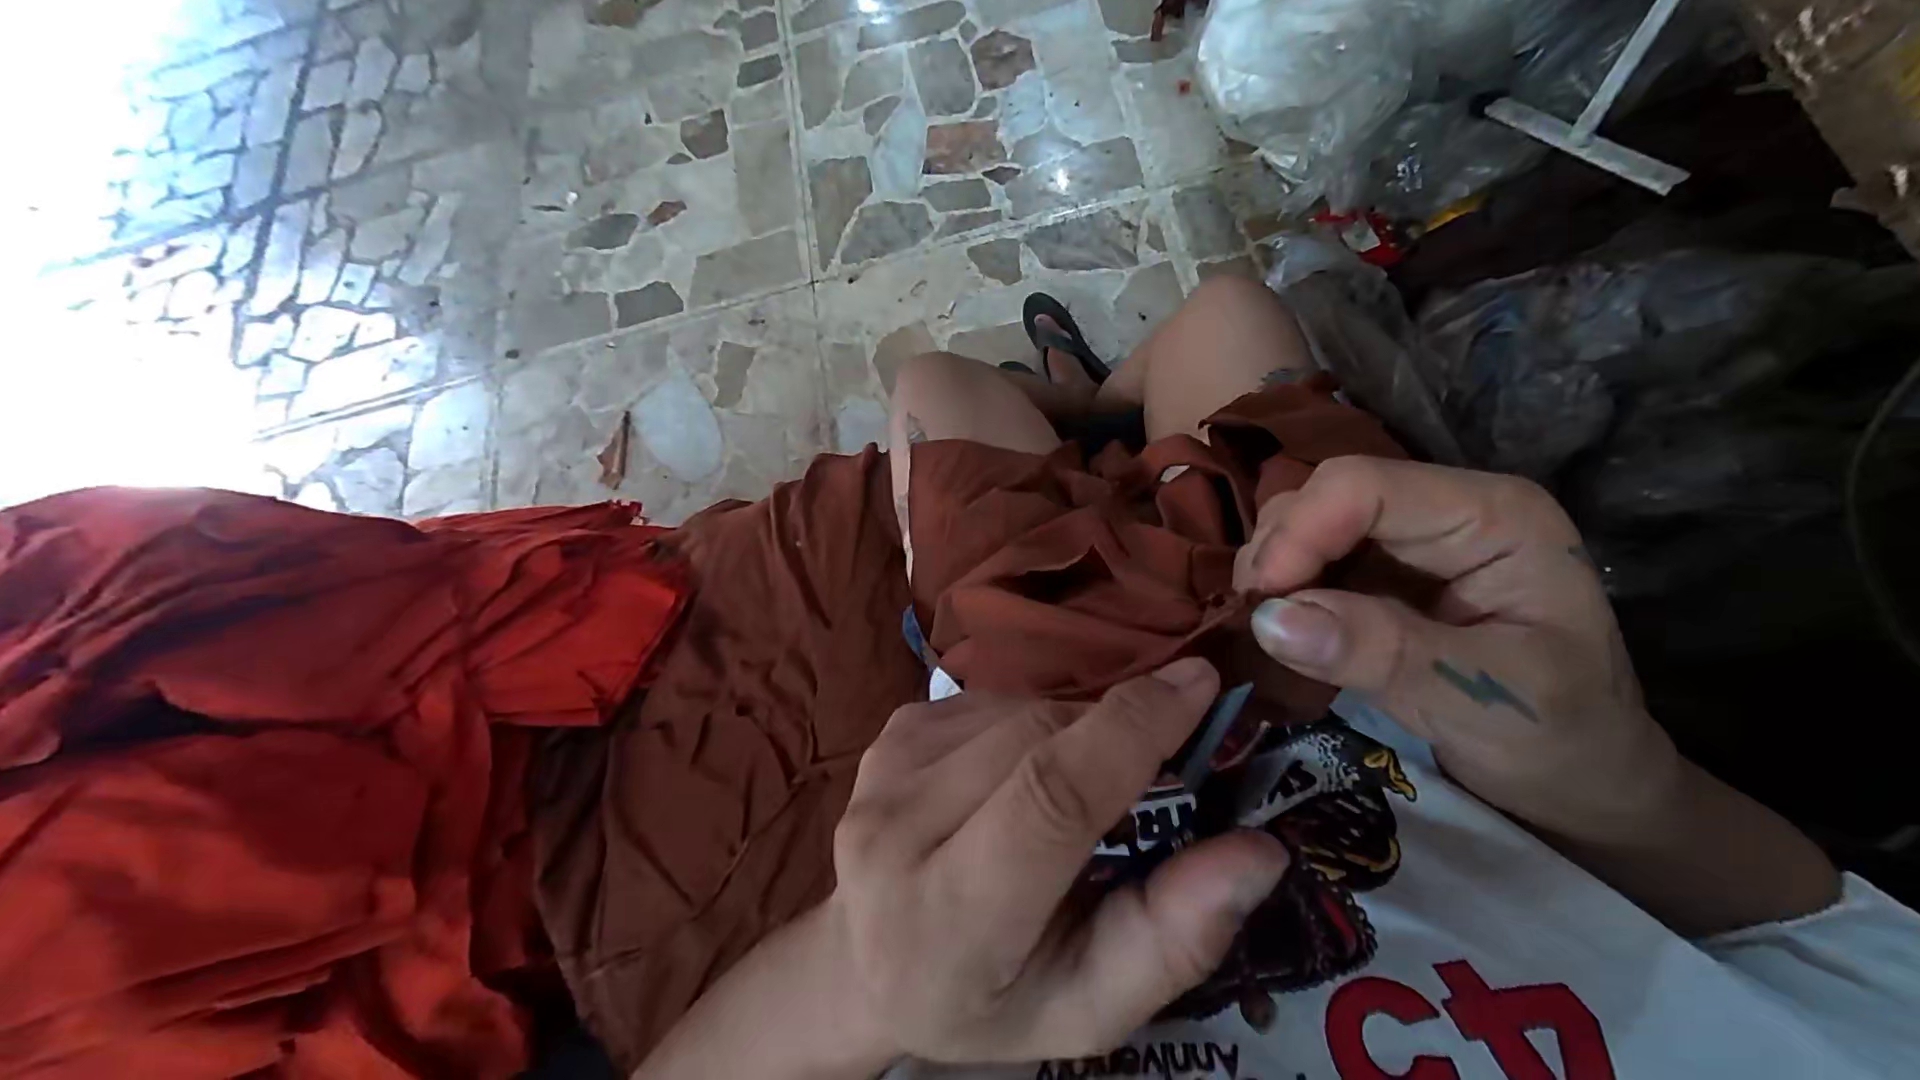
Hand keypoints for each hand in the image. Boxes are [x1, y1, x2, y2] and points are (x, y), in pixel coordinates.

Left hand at [827, 660, 1289, 1064]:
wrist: (865, 956)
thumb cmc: (983, 998)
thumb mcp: (1086, 1005)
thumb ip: (1171, 940)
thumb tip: (1259, 852)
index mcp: (950, 913)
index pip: (1051, 797)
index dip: (1131, 730)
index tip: (1200, 683)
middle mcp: (899, 825)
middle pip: (1039, 735)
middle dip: (1115, 726)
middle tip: (1158, 752)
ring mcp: (885, 766)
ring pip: (1018, 707)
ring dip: (1073, 728)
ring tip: (1075, 787)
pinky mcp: (890, 730)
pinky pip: (989, 700)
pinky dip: (1031, 721)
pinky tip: (1021, 770)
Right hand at [1233, 456, 1677, 846]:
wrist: (1572, 779)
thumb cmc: (1558, 738)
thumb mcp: (1481, 701)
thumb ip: (1380, 653)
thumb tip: (1269, 619)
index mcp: (1491, 517)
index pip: (1363, 487)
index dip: (1299, 534)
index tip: (1264, 604)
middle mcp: (1440, 510)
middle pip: (1320, 496)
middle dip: (1277, 555)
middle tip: (1260, 623)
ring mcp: (1403, 539)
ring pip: (1300, 522)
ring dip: (1270, 573)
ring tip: (1271, 630)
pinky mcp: (1372, 570)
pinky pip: (1300, 558)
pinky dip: (1276, 590)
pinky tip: (1282, 628)